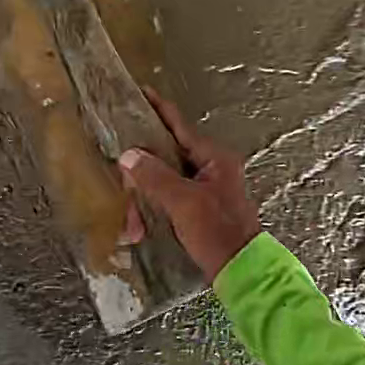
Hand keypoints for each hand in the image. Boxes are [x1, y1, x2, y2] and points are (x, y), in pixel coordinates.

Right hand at [118, 89, 262, 278]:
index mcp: (214, 158)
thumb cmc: (218, 232)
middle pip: (165, 158)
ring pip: (162, 183)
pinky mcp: (199, 211)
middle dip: (140, 177)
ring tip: (132, 227)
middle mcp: (211, 169)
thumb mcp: (184, 202)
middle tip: (123, 188)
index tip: (140, 92)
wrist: (242, 272)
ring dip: (144, 203)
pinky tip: (139, 231)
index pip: (180, 126)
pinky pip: (167, 202)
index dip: (158, 110)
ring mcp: (205, 190)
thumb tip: (129, 155)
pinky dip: (152, 214)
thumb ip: (155, 176)